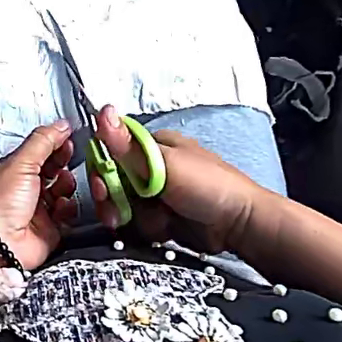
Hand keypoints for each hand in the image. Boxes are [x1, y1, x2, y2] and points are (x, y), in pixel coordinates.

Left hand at [0, 121, 79, 270]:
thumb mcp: (19, 164)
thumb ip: (42, 142)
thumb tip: (59, 125)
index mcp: (10, 171)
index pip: (36, 151)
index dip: (52, 144)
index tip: (66, 138)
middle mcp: (23, 190)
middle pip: (51, 169)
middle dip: (62, 163)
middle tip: (68, 158)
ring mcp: (36, 210)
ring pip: (62, 190)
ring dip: (66, 184)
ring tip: (62, 185)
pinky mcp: (49, 228)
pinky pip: (67, 213)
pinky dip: (68, 208)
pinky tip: (62, 206)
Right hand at [88, 104, 274, 253]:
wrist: (238, 225)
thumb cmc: (207, 186)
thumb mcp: (165, 164)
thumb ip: (129, 145)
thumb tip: (103, 110)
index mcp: (153, 146)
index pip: (112, 151)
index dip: (102, 170)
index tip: (103, 187)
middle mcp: (152, 168)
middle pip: (114, 182)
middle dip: (113, 199)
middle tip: (119, 213)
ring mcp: (157, 194)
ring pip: (124, 205)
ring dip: (132, 217)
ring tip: (151, 223)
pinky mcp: (162, 217)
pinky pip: (139, 222)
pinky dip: (146, 228)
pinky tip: (161, 231)